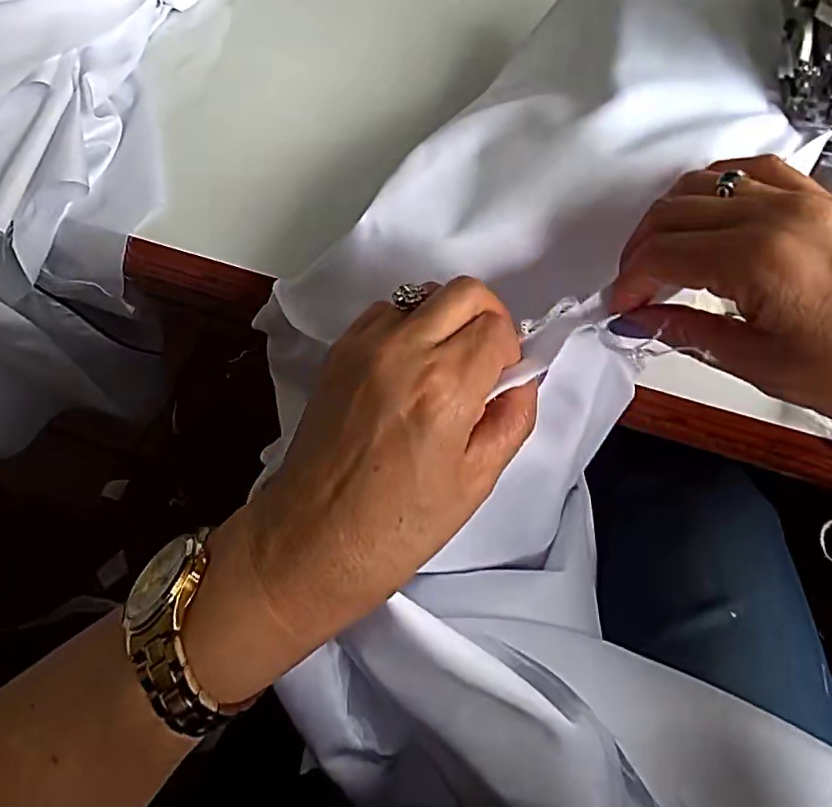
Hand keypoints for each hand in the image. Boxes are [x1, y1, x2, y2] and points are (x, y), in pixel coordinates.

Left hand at [184, 278, 537, 701]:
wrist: (310, 540)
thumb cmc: (396, 525)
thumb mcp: (477, 480)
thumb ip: (512, 417)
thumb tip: (521, 379)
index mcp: (445, 389)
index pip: (497, 327)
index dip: (509, 351)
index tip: (501, 378)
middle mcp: (404, 353)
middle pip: (467, 291)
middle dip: (489, 317)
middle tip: (485, 358)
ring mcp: (366, 347)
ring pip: (426, 294)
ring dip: (446, 319)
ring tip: (442, 366)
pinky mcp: (340, 351)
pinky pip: (387, 311)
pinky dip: (408, 326)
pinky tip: (407, 369)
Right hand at [608, 156, 831, 472]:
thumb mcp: (772, 368)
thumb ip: (696, 333)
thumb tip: (647, 319)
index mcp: (761, 259)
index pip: (665, 253)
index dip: (630, 280)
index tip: (620, 303)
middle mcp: (782, 214)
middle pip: (678, 210)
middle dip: (643, 247)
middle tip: (636, 285)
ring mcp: (811, 200)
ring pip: (713, 180)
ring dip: (677, 212)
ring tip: (668, 251)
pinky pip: (761, 171)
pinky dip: (723, 187)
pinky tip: (720, 215)